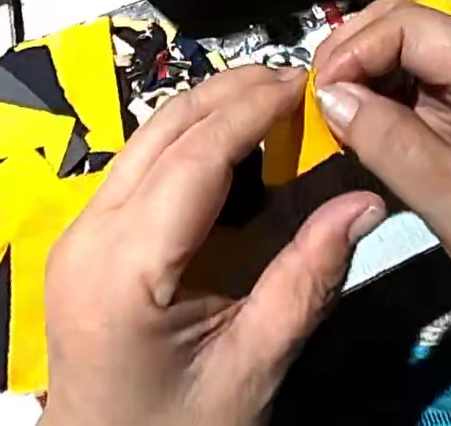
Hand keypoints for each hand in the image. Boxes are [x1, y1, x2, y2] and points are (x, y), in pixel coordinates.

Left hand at [42, 65, 384, 425]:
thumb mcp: (253, 369)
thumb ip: (309, 279)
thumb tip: (368, 201)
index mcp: (121, 270)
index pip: (195, 156)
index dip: (254, 108)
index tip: (306, 84)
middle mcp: (89, 233)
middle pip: (168, 127)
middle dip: (236, 90)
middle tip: (298, 80)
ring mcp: (82, 228)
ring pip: (154, 131)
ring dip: (216, 101)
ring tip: (276, 95)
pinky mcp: (91, 230)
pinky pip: (149, 154)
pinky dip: (198, 128)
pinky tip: (239, 131)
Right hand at [309, 0, 450, 417]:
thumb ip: (391, 143)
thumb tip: (327, 95)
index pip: (411, 25)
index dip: (355, 50)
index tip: (314, 96)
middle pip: (408, 35)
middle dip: (355, 61)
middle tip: (312, 108)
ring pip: (408, 68)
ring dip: (364, 88)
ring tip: (325, 125)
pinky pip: (418, 103)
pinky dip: (383, 115)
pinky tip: (357, 137)